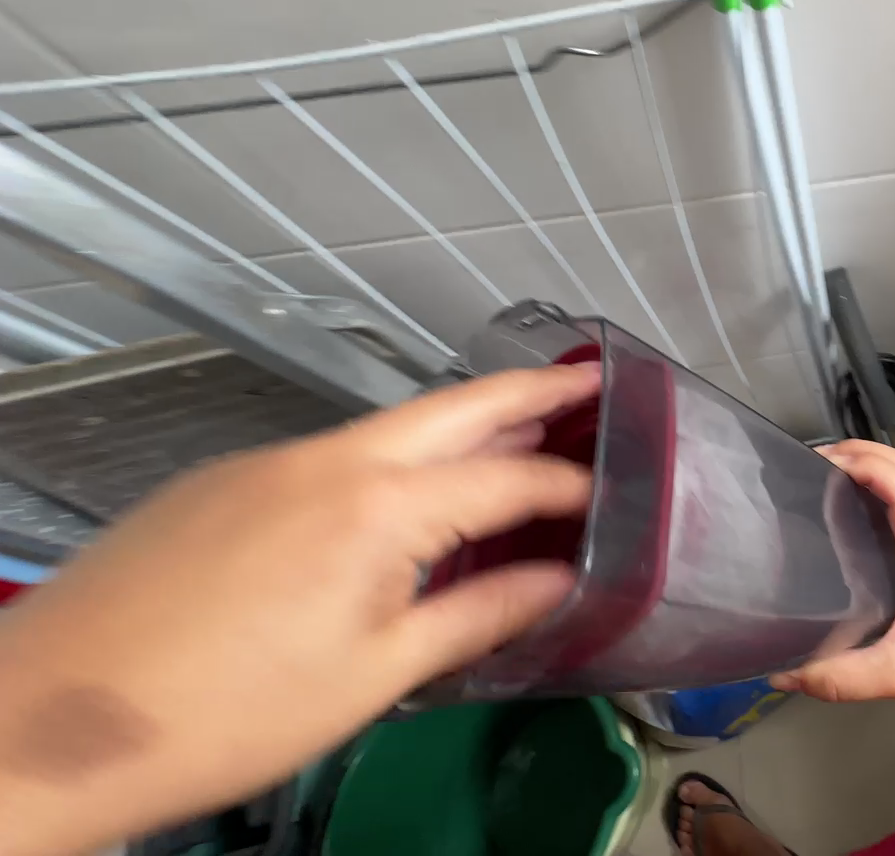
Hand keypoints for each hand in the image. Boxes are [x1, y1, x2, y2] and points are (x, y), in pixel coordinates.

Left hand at [0, 365, 600, 855]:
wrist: (16, 739)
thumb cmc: (223, 713)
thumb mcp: (376, 674)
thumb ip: (483, 614)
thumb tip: (564, 583)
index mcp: (380, 507)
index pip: (509, 479)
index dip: (570, 487)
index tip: (611, 499)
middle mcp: (333, 458)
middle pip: (462, 404)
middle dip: (536, 386)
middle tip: (593, 378)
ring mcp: (273, 460)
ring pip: (403, 423)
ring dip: (474, 421)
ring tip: (530, 426)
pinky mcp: (229, 478)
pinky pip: (349, 450)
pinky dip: (410, 453)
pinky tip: (419, 490)